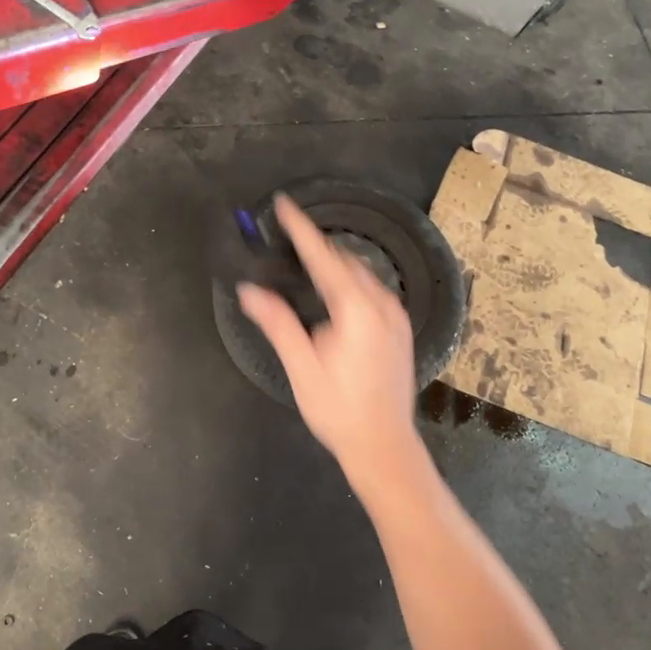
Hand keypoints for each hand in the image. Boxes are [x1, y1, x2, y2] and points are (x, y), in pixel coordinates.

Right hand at [237, 194, 429, 485]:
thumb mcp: (302, 366)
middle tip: (290, 236)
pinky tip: (338, 293)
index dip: (301, 230)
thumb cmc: (338, 409)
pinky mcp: (400, 331)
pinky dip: (352, 282)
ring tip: (309, 260)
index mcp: (356, 309)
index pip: (323, 257)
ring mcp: (396, 317)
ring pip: (363, 276)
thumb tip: (249, 291)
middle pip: (346, 262)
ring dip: (336, 264)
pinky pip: (374, 291)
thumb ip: (277, 323)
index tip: (284, 204)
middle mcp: (381, 305)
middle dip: (318, 246)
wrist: (383, 445)